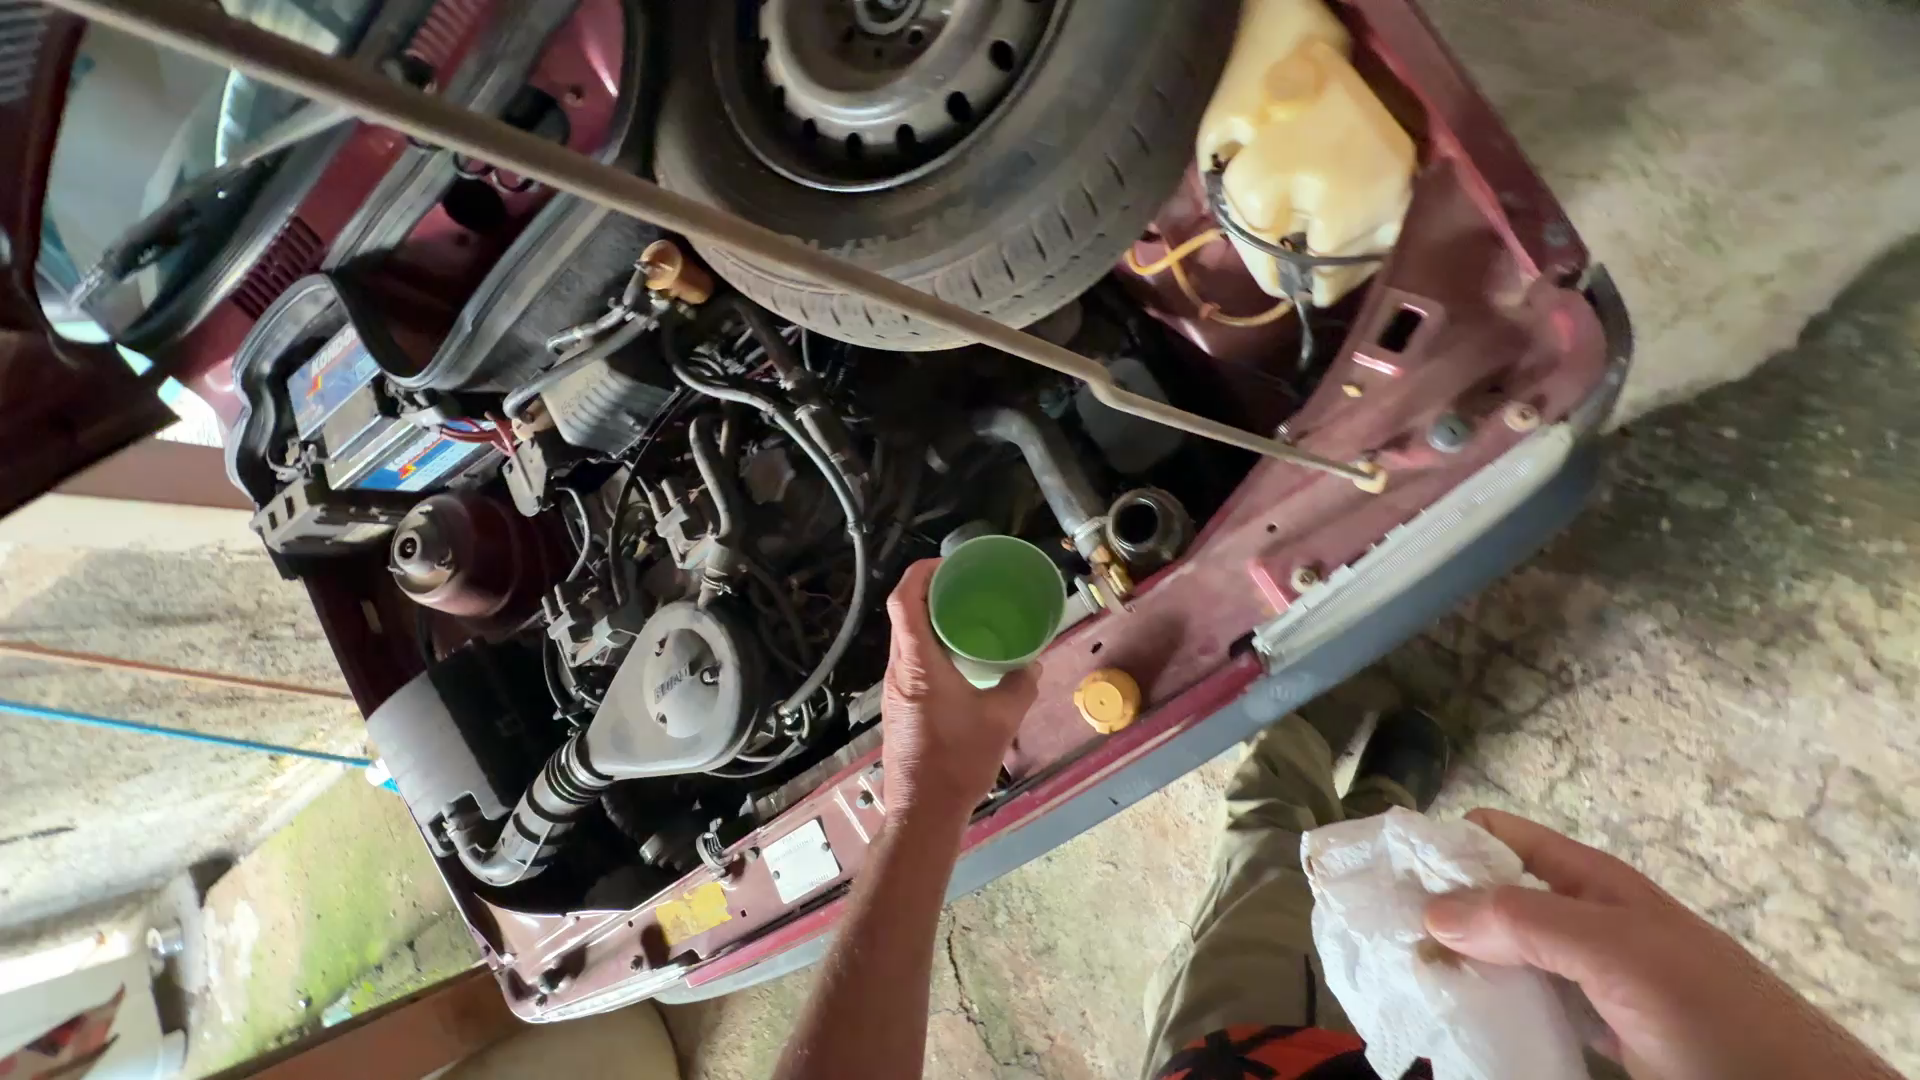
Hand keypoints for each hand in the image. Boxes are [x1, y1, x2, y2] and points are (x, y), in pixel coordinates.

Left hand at [879, 559, 1039, 825]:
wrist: (923, 809)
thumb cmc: (959, 761)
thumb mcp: (1002, 719)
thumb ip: (1020, 685)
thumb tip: (1033, 663)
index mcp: (917, 665)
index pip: (903, 602)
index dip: (919, 574)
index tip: (945, 564)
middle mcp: (898, 670)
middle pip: (902, 615)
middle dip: (928, 592)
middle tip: (962, 584)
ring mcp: (894, 689)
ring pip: (904, 639)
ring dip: (927, 620)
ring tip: (963, 614)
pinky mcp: (899, 705)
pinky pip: (909, 660)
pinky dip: (928, 646)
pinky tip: (957, 657)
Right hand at [1424, 809, 1898, 1079]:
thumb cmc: (1713, 1013)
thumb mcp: (1619, 952)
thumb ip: (1523, 922)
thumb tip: (1427, 911)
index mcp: (1584, 879)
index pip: (1491, 836)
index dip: (1440, 844)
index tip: (1388, 870)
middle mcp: (1576, 918)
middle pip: (1485, 895)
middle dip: (1435, 907)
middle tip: (1383, 929)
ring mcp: (1582, 975)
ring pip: (1496, 951)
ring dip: (1454, 959)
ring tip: (1405, 971)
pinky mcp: (1588, 1029)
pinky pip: (1519, 1004)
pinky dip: (1484, 1004)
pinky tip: (1454, 1012)